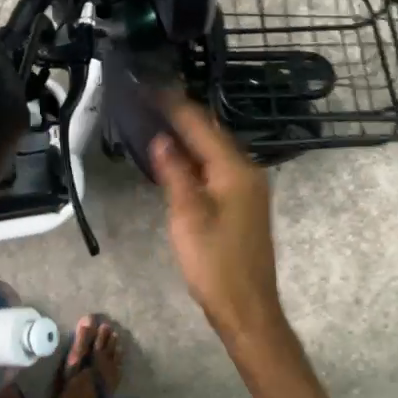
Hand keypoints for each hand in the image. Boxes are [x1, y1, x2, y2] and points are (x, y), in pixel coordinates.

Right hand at [150, 97, 282, 335]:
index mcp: (235, 168)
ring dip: (188, 135)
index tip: (149, 86)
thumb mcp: (187, 216)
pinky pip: (217, 165)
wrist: (248, 311)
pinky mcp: (243, 202)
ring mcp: (248, 186)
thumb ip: (175, 172)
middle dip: (181, 115)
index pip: (200, 124)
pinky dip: (196, 156)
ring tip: (158, 120)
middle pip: (210, 132)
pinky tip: (178, 158)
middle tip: (150, 100)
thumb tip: (161, 137)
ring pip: (214, 149)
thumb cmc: (215, 264)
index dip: (174, 104)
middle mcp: (247, 169)